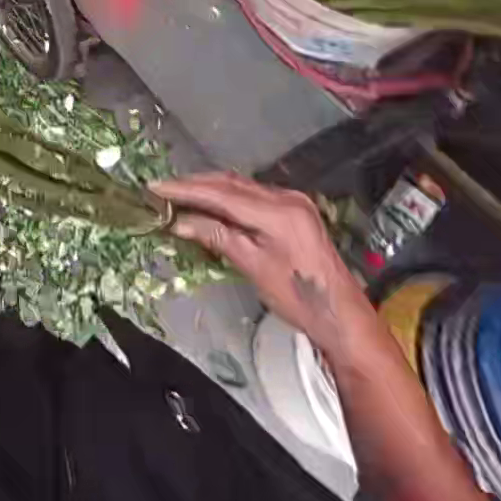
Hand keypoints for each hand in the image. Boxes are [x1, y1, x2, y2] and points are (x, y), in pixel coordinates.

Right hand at [151, 175, 373, 351]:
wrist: (343, 317)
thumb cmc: (298, 297)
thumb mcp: (252, 266)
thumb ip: (216, 236)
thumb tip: (178, 221)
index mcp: (278, 212)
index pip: (221, 194)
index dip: (186, 190)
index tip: (157, 187)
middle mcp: (285, 198)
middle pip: (230, 183)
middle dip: (194, 184)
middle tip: (162, 189)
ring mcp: (291, 201)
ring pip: (239, 185)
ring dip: (208, 188)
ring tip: (178, 193)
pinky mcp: (293, 209)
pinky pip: (251, 194)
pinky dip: (226, 196)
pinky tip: (209, 202)